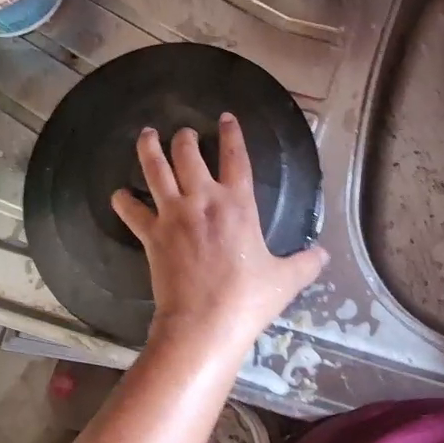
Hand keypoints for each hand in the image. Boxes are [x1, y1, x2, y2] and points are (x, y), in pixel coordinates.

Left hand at [113, 115, 327, 357]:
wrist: (203, 325)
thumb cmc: (247, 300)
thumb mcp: (284, 281)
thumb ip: (305, 264)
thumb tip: (324, 255)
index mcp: (238, 205)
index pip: (236, 158)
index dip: (231, 134)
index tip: (225, 117)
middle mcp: (203, 200)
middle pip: (189, 154)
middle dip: (185, 138)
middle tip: (184, 132)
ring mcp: (173, 215)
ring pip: (156, 170)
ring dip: (150, 149)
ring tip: (146, 134)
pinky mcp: (151, 235)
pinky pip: (132, 211)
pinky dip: (123, 200)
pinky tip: (119, 193)